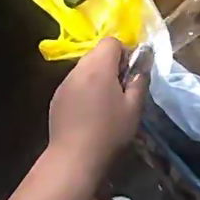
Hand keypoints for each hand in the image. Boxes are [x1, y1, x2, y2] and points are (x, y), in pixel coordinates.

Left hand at [48, 38, 145, 166]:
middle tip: (122, 89)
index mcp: (98, 68)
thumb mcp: (133, 108)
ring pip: (84, 69)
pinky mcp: (56, 98)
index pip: (111, 41)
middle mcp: (78, 70)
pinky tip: (90, 113)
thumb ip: (139, 81)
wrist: (74, 158)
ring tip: (106, 103)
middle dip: (111, 64)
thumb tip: (142, 64)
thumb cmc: (109, 132)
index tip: (131, 73)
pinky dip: (84, 89)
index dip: (125, 52)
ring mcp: (63, 84)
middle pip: (96, 54)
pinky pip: (74, 84)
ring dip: (97, 77)